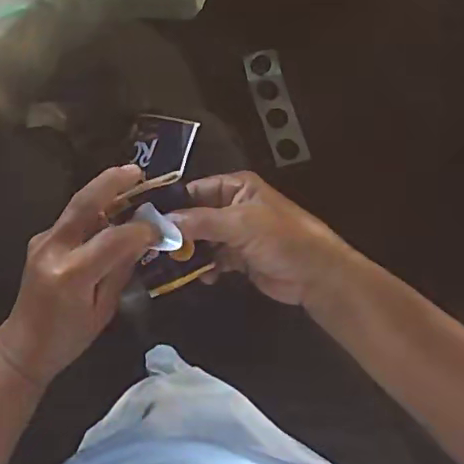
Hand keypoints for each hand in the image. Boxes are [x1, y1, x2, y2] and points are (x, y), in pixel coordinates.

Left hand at [0, 165, 158, 386]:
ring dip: (102, 191)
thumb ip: (121, 268)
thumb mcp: (104, 308)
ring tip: (129, 181)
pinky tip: (110, 212)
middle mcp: (53, 249)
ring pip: (76, 206)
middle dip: (112, 182)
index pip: (112, 238)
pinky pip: (70, 219)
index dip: (140, 229)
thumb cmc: (69, 337)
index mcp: (71, 274)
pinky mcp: (39, 239)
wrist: (23, 344)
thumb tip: (143, 238)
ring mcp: (42, 240)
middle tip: (137, 171)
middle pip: (84, 204)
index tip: (160, 226)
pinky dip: (92, 211)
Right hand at [171, 172, 362, 305]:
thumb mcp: (241, 224)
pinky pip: (212, 259)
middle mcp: (233, 206)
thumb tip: (162, 222)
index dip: (173, 203)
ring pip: (201, 239)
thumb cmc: (283, 238)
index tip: (146, 218)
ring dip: (189, 251)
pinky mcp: (238, 258)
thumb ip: (201, 221)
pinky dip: (204, 267)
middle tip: (153, 245)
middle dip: (178, 230)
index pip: (195, 189)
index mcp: (236, 187)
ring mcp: (235, 233)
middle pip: (195, 215)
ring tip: (170, 264)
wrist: (317, 276)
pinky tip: (200, 276)